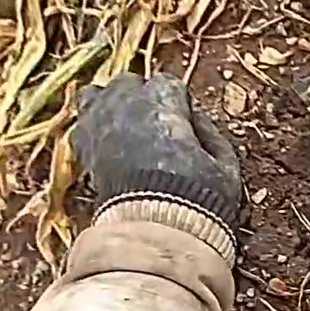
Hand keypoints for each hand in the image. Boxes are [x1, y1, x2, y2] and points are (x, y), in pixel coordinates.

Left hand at [71, 73, 241, 236]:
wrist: (161, 227)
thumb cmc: (199, 197)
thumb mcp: (226, 167)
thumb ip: (213, 136)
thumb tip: (198, 120)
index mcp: (162, 104)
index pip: (168, 83)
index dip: (182, 103)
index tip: (189, 124)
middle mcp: (125, 104)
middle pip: (130, 83)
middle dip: (146, 99)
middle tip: (163, 127)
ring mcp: (99, 123)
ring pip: (98, 94)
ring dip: (115, 106)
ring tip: (132, 129)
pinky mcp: (83, 146)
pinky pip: (84, 122)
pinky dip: (98, 128)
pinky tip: (114, 145)